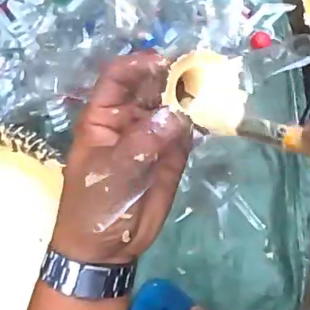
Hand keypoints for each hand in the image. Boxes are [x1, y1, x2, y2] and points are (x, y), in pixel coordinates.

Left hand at [50, 53, 193, 264]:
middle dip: (171, 75)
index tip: (163, 61)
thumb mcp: (113, 172)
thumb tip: (174, 114)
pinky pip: (187, 127)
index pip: (118, 77)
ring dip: (190, 93)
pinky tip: (215, 109)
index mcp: (103, 115)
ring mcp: (153, 133)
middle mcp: (129, 117)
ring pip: (172, 104)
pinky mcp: (173, 151)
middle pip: (150, 85)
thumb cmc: (94, 205)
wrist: (106, 248)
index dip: (138, 65)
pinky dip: (201, 118)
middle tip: (197, 69)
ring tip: (212, 84)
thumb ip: (142, 142)